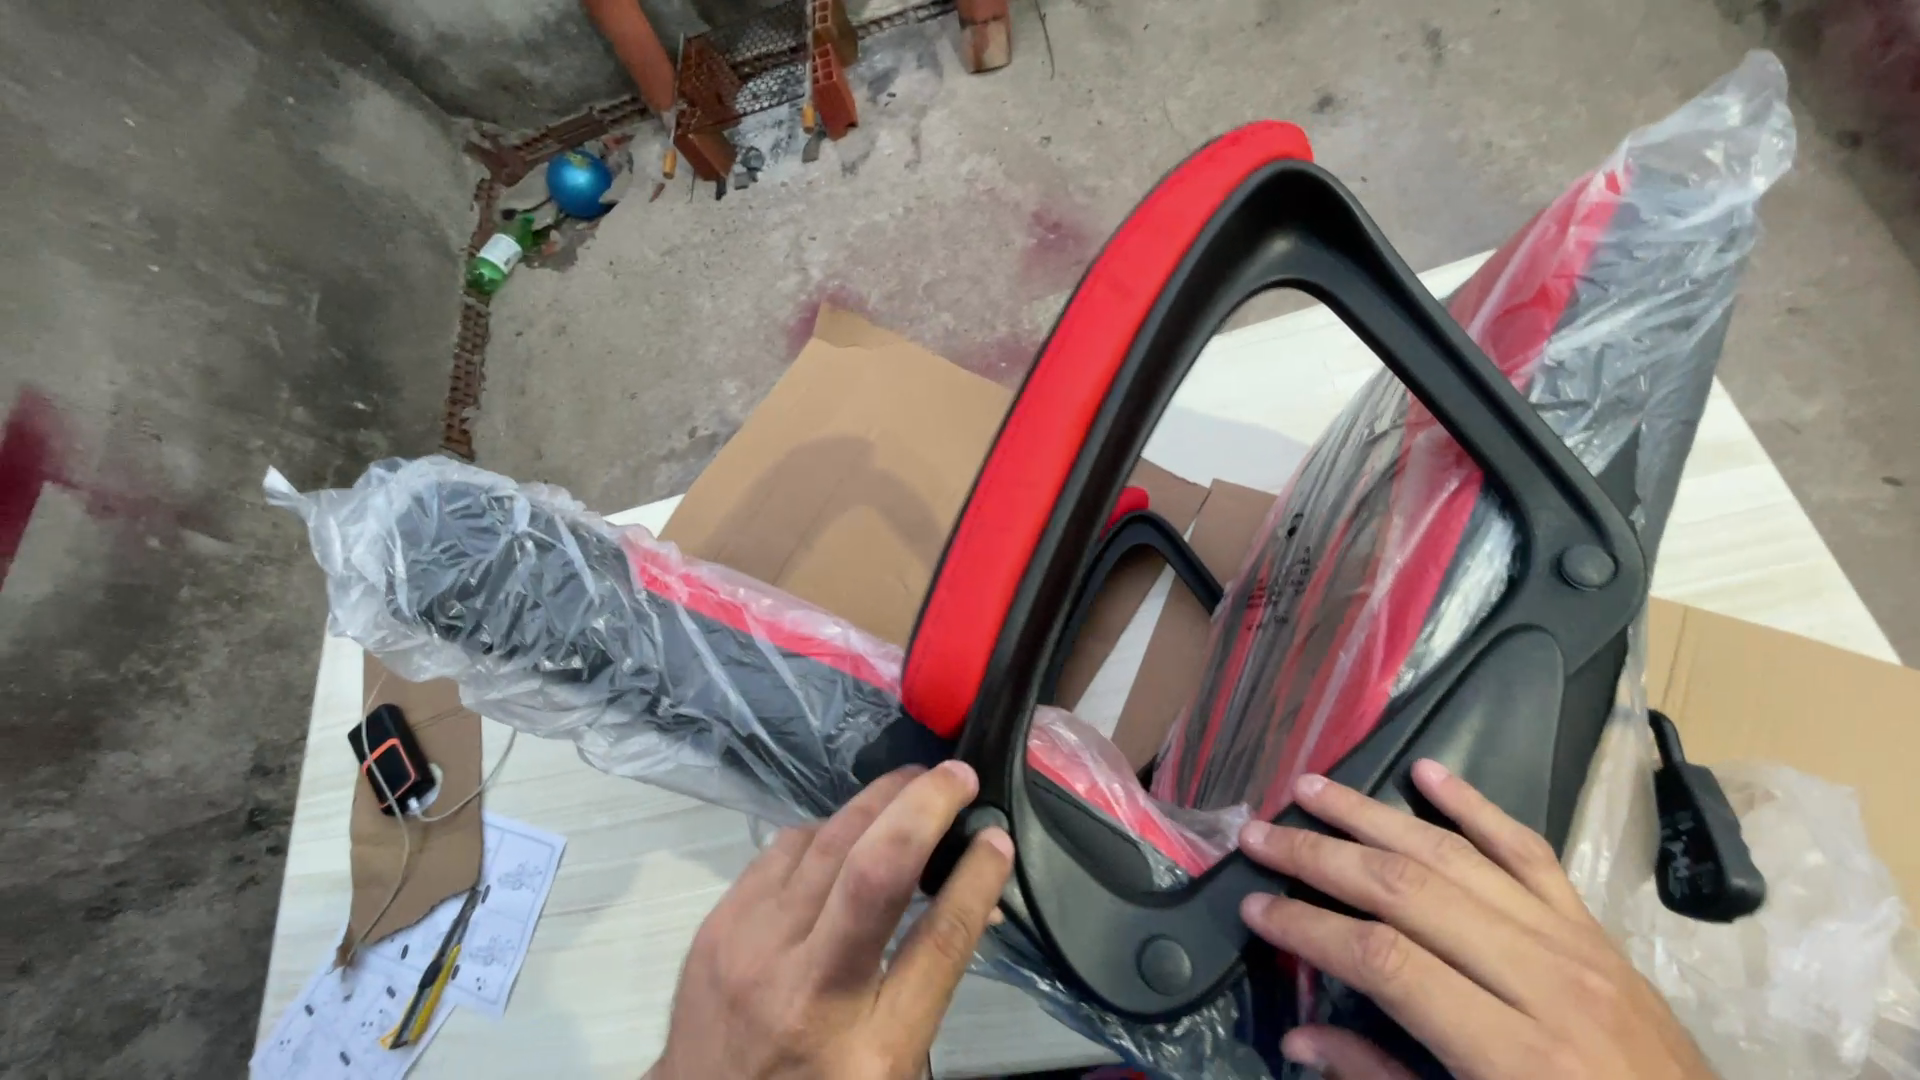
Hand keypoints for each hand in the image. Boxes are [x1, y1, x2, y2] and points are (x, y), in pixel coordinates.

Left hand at [647, 762, 1013, 1079]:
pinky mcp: (720, 923)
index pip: (939, 941)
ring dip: (878, 799)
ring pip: (827, 840)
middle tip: (958, 776)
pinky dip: (830, 826)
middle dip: (924, 806)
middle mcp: (806, 991)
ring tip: (912, 783)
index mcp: (869, 1049)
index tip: (998, 836)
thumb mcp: (893, 1057)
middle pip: (875, 871)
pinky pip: (786, 846)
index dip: (976, 878)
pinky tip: (850, 827)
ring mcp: (753, 950)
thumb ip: (933, 973)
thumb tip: (974, 891)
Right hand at [1237, 759, 1713, 1079]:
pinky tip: (1426, 770)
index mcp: (1516, 1055)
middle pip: (1407, 890)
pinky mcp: (1594, 928)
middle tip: (1256, 834)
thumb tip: (1296, 1038)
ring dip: (1371, 815)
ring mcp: (1575, 944)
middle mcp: (1544, 982)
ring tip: (1309, 788)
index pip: (1383, 960)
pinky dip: (1475, 805)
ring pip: (1454, 855)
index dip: (1307, 928)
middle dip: (1319, 856)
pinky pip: (1528, 851)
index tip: (1253, 908)